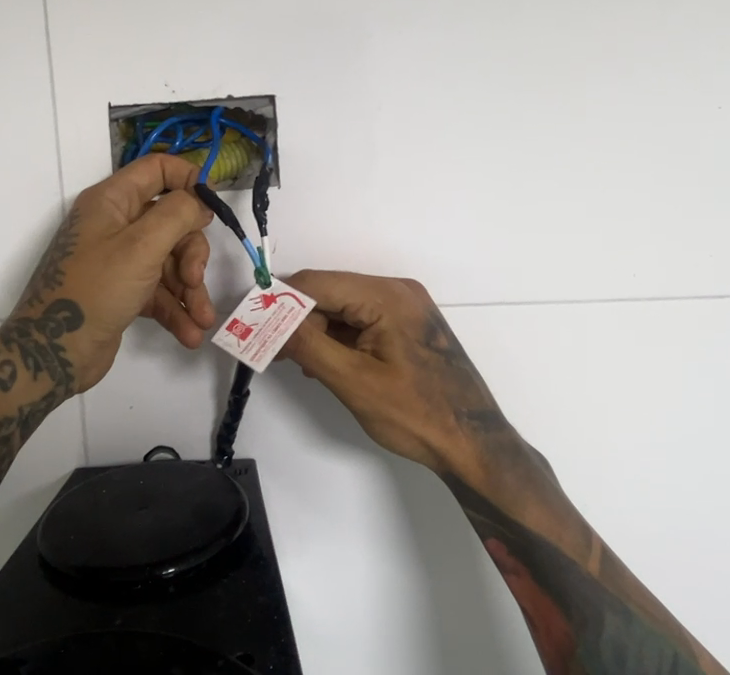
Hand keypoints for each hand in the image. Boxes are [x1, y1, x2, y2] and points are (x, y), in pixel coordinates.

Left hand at [7, 154, 215, 393]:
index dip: (188, 180)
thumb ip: (177, 214)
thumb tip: (201, 198)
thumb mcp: (141, 246)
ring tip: (201, 320)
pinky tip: (189, 334)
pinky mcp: (123, 291)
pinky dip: (176, 309)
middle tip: (194, 278)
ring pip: (169, 260)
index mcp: (112, 201)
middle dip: (191, 253)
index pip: (156, 169)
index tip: (213, 205)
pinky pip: (159, 291)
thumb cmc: (96, 288)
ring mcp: (119, 259)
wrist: (54, 352)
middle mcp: (115, 224)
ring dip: (190, 289)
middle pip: (171, 221)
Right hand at [280, 270, 522, 482]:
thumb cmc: (416, 415)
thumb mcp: (353, 381)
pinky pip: (362, 319)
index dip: (279, 302)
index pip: (316, 283)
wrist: (476, 447)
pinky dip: (341, 338)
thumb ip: (307, 343)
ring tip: (308, 367)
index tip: (253, 327)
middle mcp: (398, 290)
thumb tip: (266, 317)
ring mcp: (407, 307)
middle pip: (329, 292)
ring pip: (343, 307)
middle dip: (300, 320)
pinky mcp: (410, 325)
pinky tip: (331, 365)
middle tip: (282, 357)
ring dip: (319, 332)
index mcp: (387, 296)